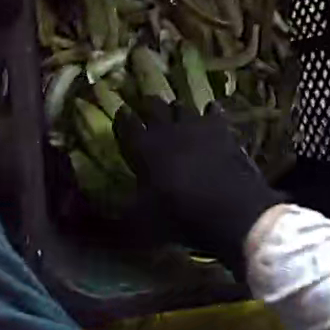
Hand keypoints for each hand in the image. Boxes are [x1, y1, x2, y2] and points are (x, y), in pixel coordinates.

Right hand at [114, 101, 286, 271]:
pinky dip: (209, 112)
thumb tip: (97, 220)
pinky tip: (210, 113)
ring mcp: (197, 126)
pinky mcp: (222, 129)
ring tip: (175, 111)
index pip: (126, 124)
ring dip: (176, 108)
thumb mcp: (142, 224)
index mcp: (143, 148)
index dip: (122, 118)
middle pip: (153, 105)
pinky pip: (212, 111)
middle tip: (146, 107)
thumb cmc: (181, 217)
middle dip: (148, 105)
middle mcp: (166, 130)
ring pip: (182, 105)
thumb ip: (122, 215)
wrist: (232, 209)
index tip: (121, 112)